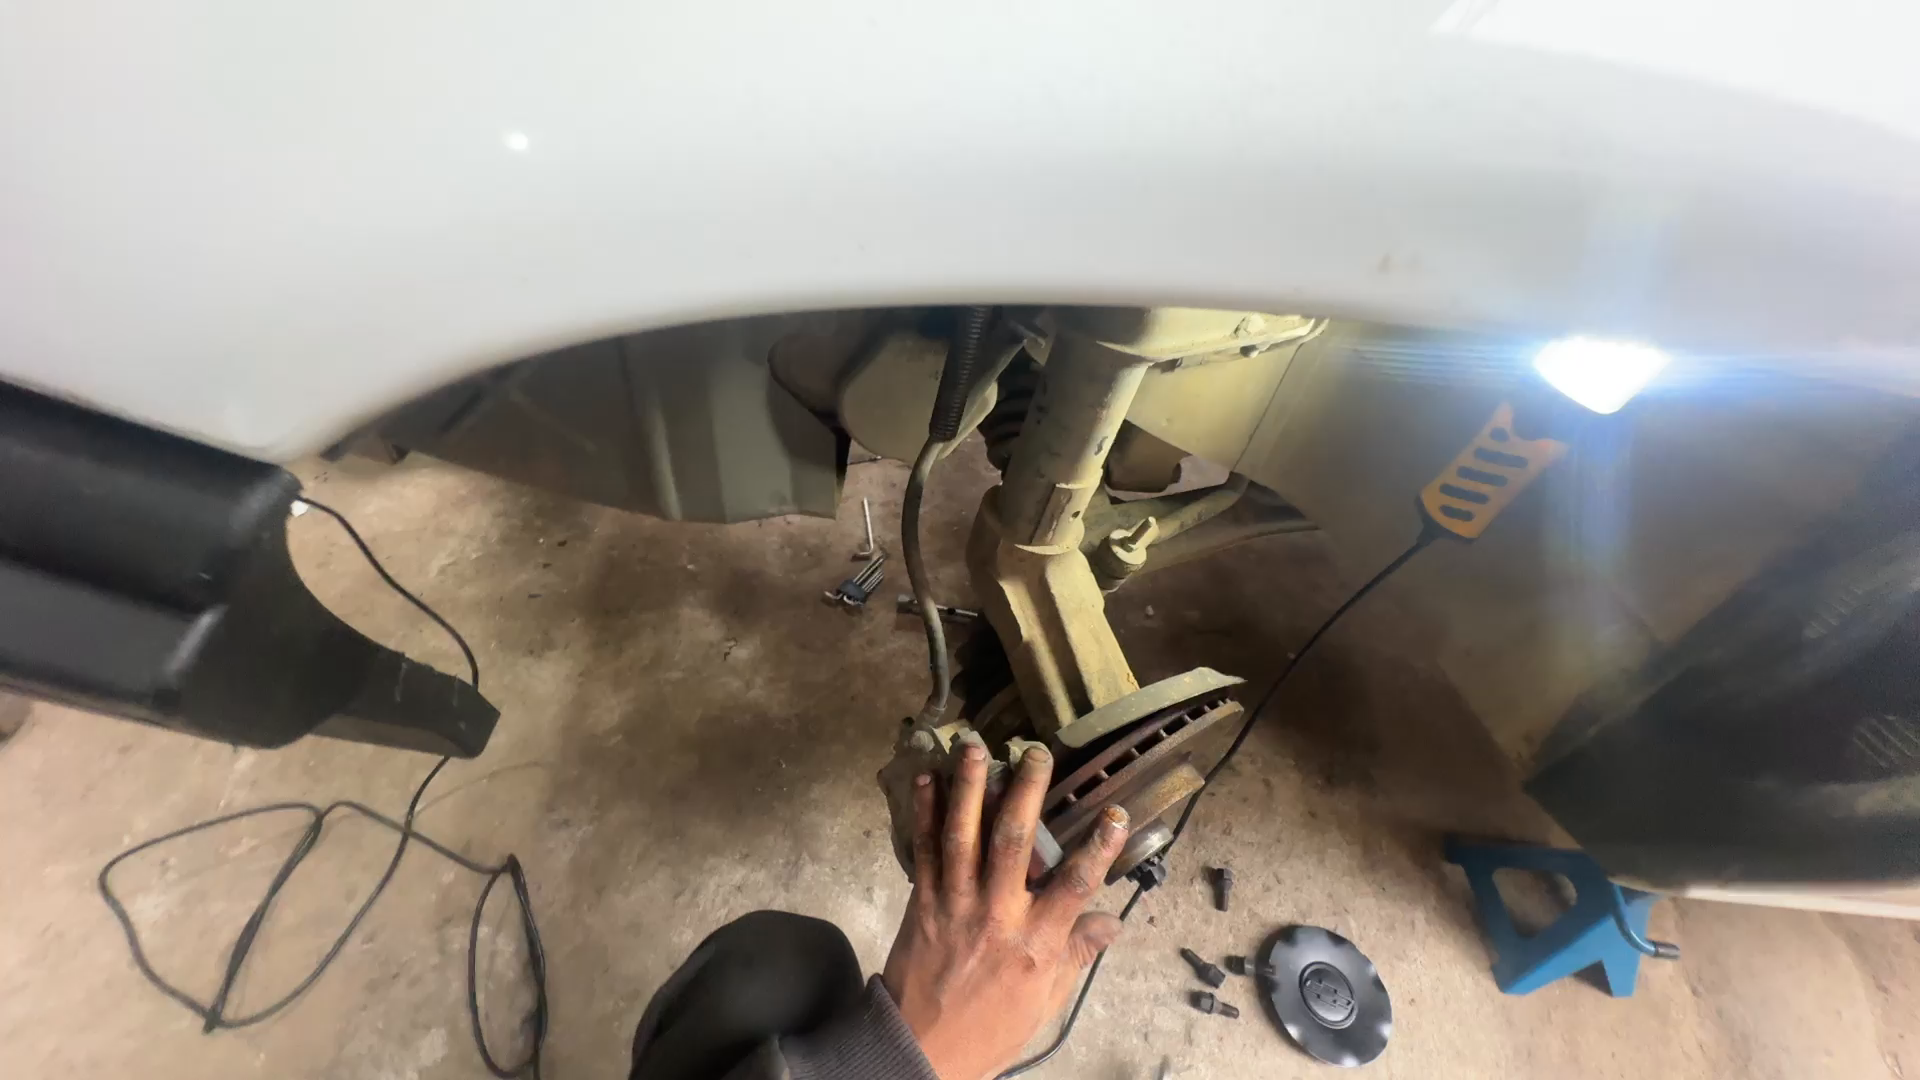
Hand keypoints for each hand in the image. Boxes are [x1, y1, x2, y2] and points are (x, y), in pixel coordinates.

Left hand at [882, 743, 1129, 1079]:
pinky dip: (925, 812)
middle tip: (1035, 752)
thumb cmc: (993, 1025)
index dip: (1100, 847)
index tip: (1116, 812)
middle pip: (1013, 842)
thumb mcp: (1047, 999)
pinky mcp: (922, 900)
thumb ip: (1078, 953)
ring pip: (963, 835)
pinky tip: (928, 778)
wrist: (924, 1051)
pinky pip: (923, 849)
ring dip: (969, 787)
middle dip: (1025, 791)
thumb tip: (1113, 920)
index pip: (1076, 885)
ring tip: (974, 746)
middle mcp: (997, 913)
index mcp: (1036, 941)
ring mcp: (955, 903)